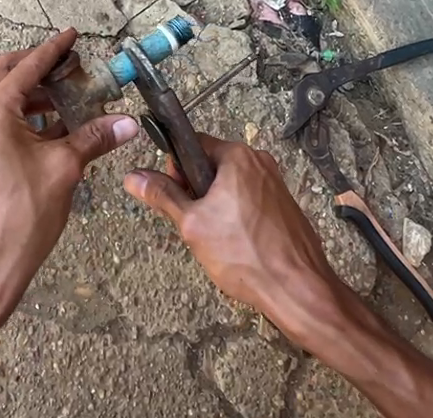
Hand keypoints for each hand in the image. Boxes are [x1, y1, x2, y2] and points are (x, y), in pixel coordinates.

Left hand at [0, 28, 139, 324]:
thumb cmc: (20, 218)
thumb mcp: (64, 170)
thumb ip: (95, 138)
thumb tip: (128, 123)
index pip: (28, 65)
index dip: (54, 49)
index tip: (73, 35)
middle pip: (7, 73)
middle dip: (38, 65)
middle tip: (71, 65)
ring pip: (3, 98)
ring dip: (34, 93)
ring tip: (70, 97)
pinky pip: (0, 122)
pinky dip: (26, 116)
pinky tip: (55, 129)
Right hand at [122, 134, 345, 332]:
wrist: (298, 289)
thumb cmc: (245, 254)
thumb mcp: (192, 223)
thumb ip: (163, 195)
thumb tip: (134, 177)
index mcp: (237, 156)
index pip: (194, 143)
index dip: (177, 169)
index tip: (177, 196)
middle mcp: (260, 161)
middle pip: (213, 164)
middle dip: (198, 191)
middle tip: (196, 223)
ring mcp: (276, 183)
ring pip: (231, 185)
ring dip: (217, 205)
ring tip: (218, 238)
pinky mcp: (285, 205)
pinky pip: (250, 200)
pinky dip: (238, 216)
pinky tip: (238, 244)